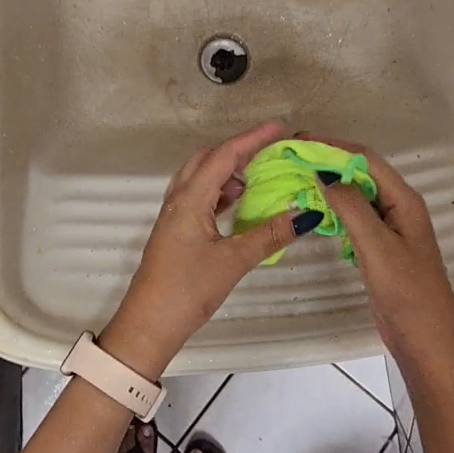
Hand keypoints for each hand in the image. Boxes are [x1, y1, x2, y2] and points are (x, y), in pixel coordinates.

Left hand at [100, 120, 315, 377]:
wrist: (148, 326)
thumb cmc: (187, 291)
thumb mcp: (233, 262)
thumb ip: (269, 235)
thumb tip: (305, 214)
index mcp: (189, 199)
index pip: (223, 156)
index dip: (252, 138)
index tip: (279, 126)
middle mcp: (178, 200)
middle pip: (207, 159)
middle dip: (238, 150)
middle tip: (270, 152)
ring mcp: (173, 215)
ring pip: (201, 178)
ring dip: (228, 171)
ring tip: (259, 178)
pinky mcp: (175, 231)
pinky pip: (199, 197)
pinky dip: (219, 192)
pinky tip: (238, 205)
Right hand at [305, 134, 453, 346]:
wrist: (426, 340)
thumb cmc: (407, 292)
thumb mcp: (376, 246)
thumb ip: (352, 207)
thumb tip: (325, 174)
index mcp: (404, 200)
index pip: (366, 159)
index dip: (333, 146)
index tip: (299, 142)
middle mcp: (399, 207)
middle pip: (361, 172)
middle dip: (328, 161)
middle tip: (291, 158)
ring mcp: (390, 228)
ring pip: (357, 195)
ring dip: (330, 184)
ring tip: (296, 178)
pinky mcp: (381, 247)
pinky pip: (355, 217)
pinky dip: (335, 208)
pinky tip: (314, 211)